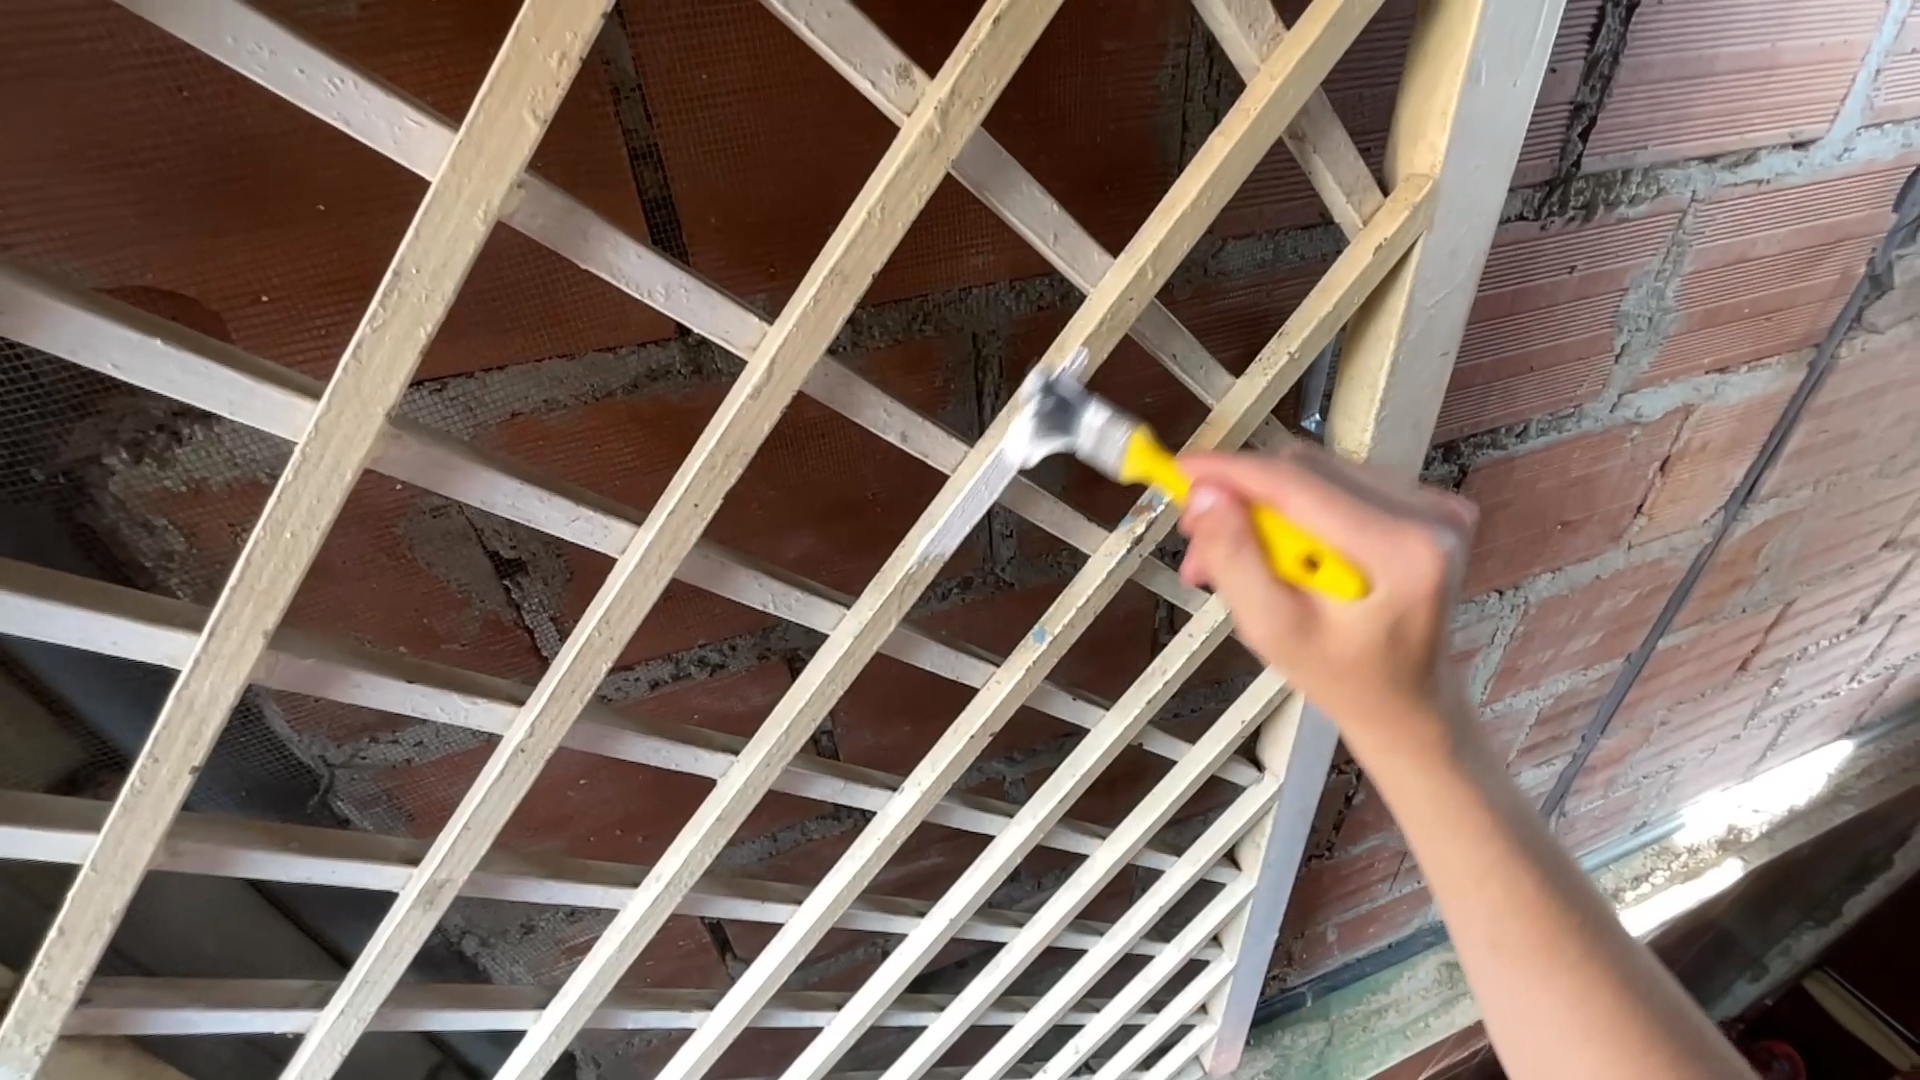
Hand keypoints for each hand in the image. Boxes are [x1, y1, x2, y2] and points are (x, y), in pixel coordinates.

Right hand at [1175, 443, 1477, 764]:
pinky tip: (1276, 549)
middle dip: (1240, 497)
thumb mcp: (1272, 630)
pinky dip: (1292, 510)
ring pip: (1316, 474)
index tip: (1179, 469)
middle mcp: (1428, 513)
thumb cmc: (1338, 677)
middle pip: (1306, 471)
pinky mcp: (1426, 504)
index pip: (1298, 484)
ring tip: (1231, 557)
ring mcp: (1434, 504)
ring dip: (1261, 506)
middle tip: (1196, 540)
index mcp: (1401, 549)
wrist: (1407, 702)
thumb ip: (1235, 560)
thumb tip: (1204, 495)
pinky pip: (1336, 485)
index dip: (1231, 470)